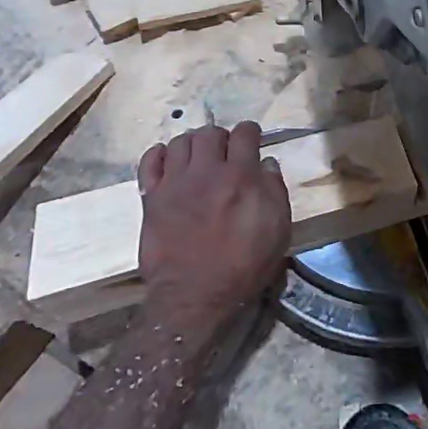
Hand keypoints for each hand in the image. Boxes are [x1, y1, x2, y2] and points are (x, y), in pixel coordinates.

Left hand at [136, 122, 290, 339]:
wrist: (195, 296)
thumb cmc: (244, 265)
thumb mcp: (278, 228)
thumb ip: (275, 190)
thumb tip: (266, 164)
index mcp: (241, 176)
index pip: (245, 133)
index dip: (251, 132)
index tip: (253, 140)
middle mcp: (207, 172)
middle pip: (210, 133)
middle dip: (221, 137)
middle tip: (225, 152)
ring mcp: (175, 184)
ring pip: (180, 142)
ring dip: (192, 144)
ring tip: (198, 159)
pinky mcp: (151, 199)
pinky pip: (148, 162)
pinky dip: (159, 155)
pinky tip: (168, 162)